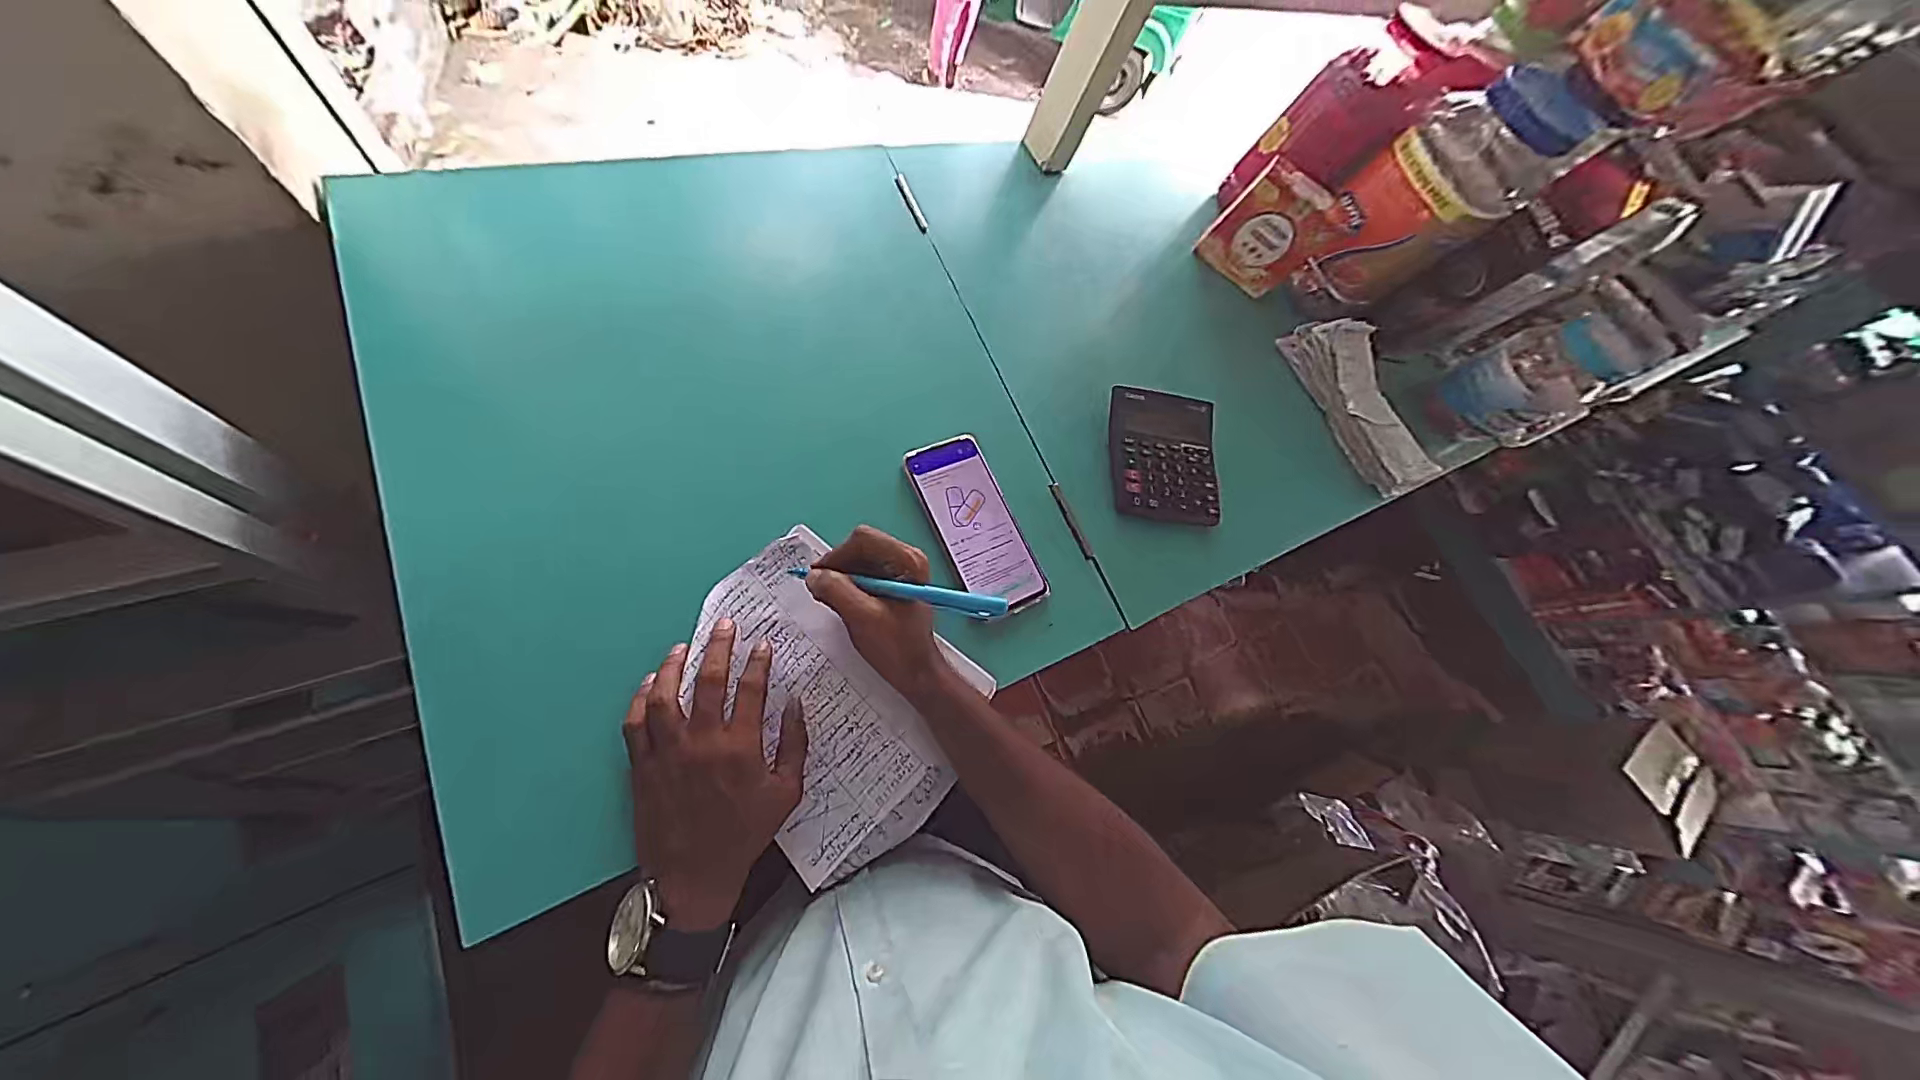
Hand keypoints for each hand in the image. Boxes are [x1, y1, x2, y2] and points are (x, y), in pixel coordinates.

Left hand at [623, 621, 806, 929]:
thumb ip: (795, 745)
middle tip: (725, 626)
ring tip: (683, 647)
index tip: (762, 645)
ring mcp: (668, 753)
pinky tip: (649, 684)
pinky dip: (641, 699)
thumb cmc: (744, 835)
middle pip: (708, 681)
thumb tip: (795, 705)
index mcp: (740, 748)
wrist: (693, 876)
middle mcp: (702, 743)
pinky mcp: (643, 766)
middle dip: (719, 647)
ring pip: (666, 695)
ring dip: (674, 666)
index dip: (758, 662)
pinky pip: (636, 723)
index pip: (751, 689)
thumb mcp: (787, 793)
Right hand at [806, 525, 948, 701]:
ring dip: (840, 577)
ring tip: (831, 599)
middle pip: (860, 547)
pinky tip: (843, 603)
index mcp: (908, 560)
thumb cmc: (897, 647)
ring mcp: (900, 569)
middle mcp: (906, 558)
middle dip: (837, 567)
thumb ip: (837, 591)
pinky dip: (847, 585)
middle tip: (821, 589)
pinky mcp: (891, 582)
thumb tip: (814, 575)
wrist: (916, 671)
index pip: (863, 540)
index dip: (835, 556)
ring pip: (858, 559)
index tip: (818, 576)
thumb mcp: (862, 618)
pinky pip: (862, 573)